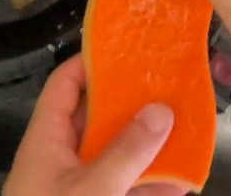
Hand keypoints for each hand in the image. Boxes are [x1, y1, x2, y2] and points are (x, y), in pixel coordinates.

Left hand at [4, 56, 186, 195]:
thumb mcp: (91, 192)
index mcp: (45, 142)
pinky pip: (122, 190)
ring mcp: (74, 193)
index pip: (65, 84)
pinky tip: (180, 185)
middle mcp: (58, 162)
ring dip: (148, 148)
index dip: (95, 61)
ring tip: (185, 132)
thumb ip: (127, 151)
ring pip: (114, 157)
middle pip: (96, 119)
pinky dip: (148, 185)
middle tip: (170, 88)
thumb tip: (160, 110)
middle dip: (133, 106)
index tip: (133, 49)